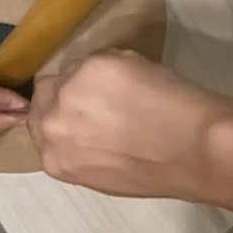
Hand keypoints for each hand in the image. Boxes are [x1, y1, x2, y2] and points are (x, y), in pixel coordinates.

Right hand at [27, 50, 232, 202]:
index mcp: (52, 157)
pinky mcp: (93, 64)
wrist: (193, 149)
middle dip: (67, 92)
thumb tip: (79, 127)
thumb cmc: (156, 172)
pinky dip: (114, 65)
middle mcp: (51, 123)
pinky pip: (95, 57)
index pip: (39, 123)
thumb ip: (76, 149)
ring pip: (70, 70)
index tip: (81, 112)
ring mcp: (69, 90)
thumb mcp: (100, 175)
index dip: (61, 114)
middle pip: (44, 91)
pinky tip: (137, 80)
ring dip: (90, 77)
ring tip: (124, 90)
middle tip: (99, 96)